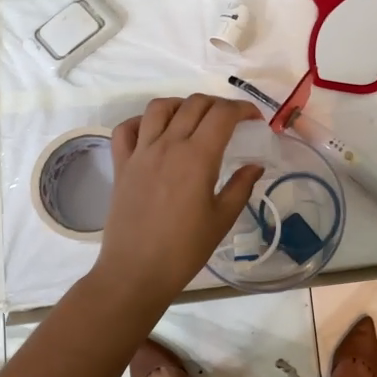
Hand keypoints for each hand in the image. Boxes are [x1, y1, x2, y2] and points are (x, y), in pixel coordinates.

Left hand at [91, 95, 264, 307]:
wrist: (136, 272)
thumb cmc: (185, 250)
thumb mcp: (222, 219)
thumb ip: (240, 186)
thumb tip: (255, 166)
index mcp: (197, 157)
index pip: (222, 115)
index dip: (243, 109)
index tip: (254, 120)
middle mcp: (168, 145)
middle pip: (194, 104)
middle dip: (218, 104)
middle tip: (231, 120)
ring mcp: (141, 152)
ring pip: (160, 107)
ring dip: (182, 105)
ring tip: (194, 118)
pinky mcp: (121, 165)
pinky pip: (126, 129)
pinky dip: (142, 121)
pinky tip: (154, 132)